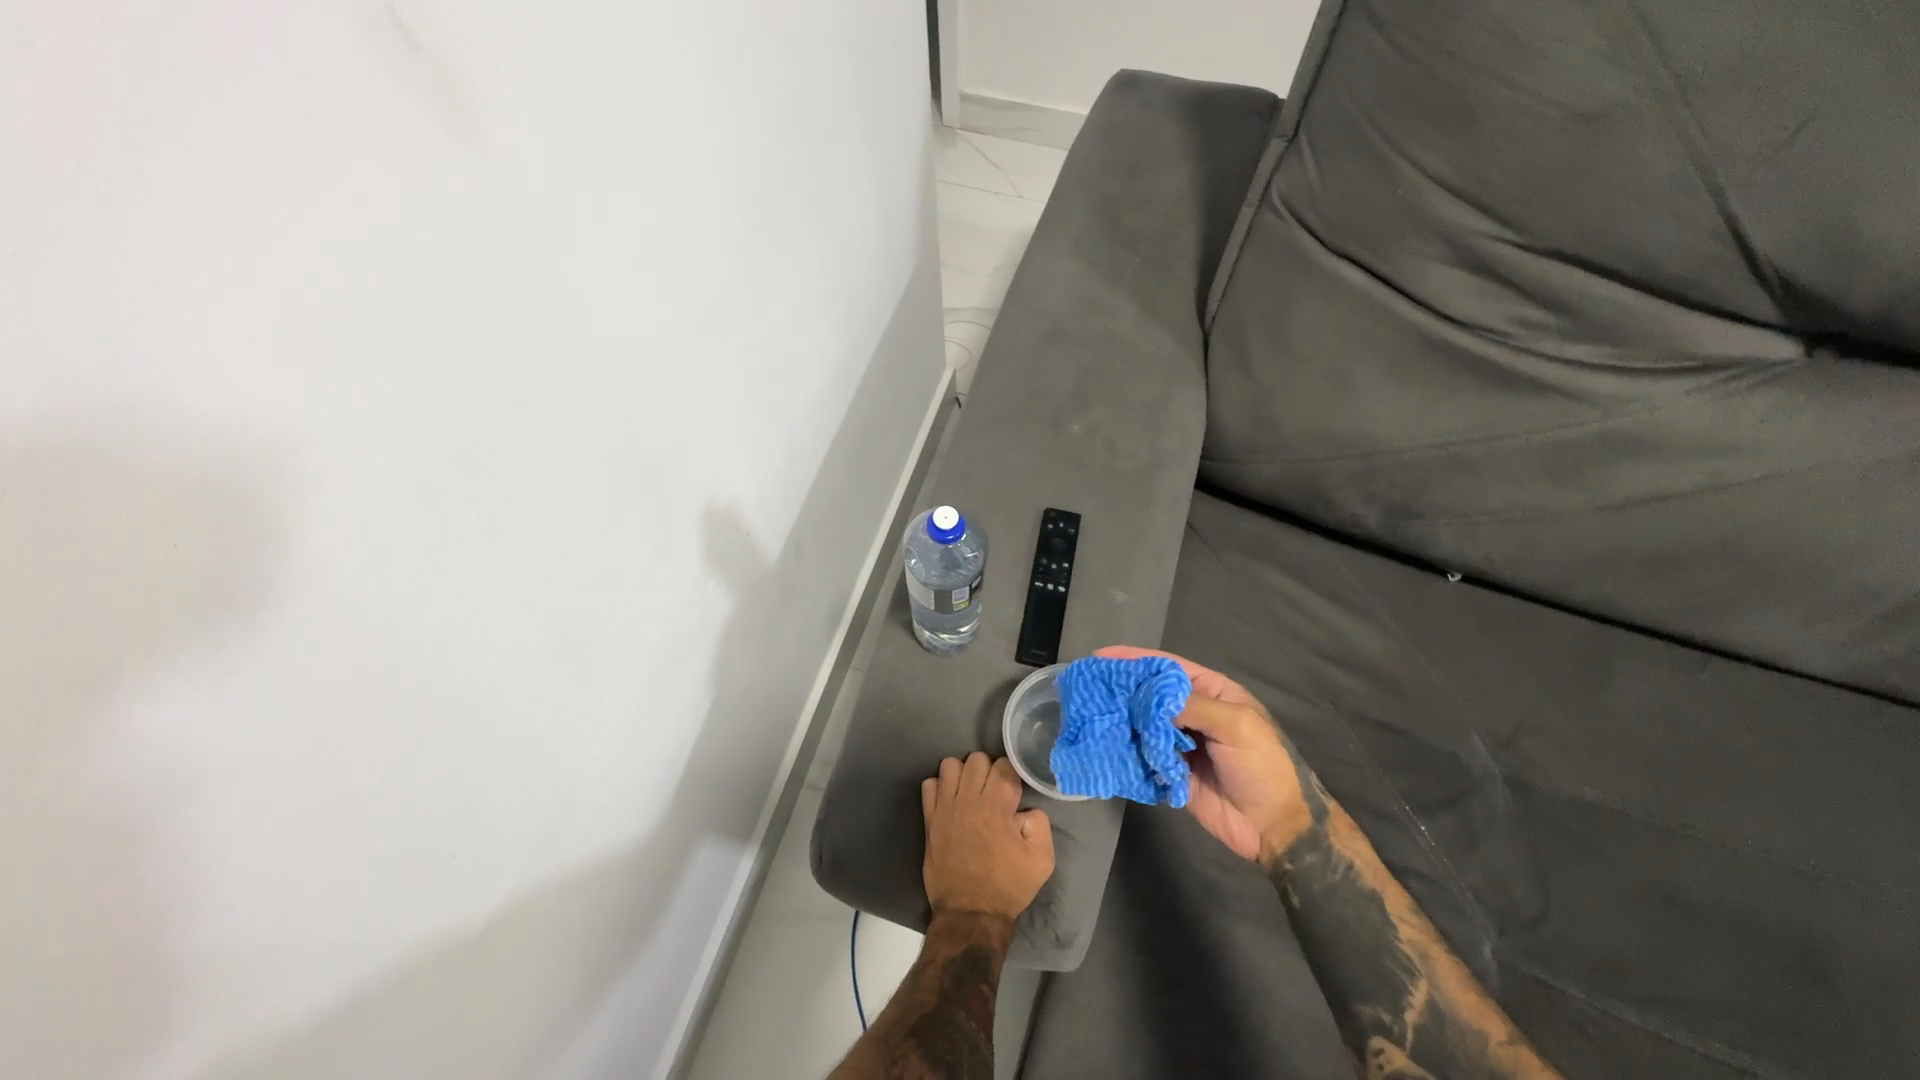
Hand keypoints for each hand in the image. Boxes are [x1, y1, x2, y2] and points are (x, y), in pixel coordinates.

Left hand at [921, 753, 1055, 922]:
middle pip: (977, 759)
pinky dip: (941, 787)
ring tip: (971, 794)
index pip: (1004, 765)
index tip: (1014, 795)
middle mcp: (968, 800)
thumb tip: (1024, 808)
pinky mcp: (929, 819)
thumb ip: (1040, 823)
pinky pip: (929, 784)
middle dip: (989, 771)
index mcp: (996, 806)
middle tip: (994, 793)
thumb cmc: (1008, 887)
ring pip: (950, 765)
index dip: (1012, 777)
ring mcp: (945, 808)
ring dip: (963, 774)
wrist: (970, 913)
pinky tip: (951, 803)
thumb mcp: (1042, 860)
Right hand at [1095, 646, 1314, 862]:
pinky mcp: (1171, 772)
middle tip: (1087, 689)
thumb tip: (1148, 698)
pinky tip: (1103, 746)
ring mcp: (1181, 744)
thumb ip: (1192, 706)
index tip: (1101, 657)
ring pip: (1143, 726)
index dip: (1136, 660)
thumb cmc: (1263, 766)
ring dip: (1120, 722)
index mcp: (1213, 693)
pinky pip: (1143, 757)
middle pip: (1151, 696)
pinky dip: (1126, 752)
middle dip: (1122, 691)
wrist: (1275, 826)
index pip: (1169, 669)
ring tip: (1088, 716)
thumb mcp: (1235, 725)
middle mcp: (1194, 714)